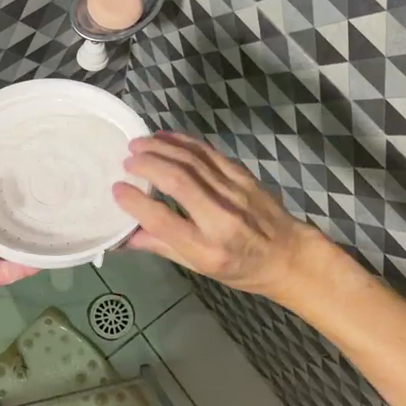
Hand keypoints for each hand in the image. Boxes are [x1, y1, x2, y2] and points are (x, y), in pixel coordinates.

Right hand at [111, 132, 323, 302]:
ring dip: (162, 148)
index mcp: (207, 249)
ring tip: (138, 144)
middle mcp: (221, 218)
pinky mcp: (243, 176)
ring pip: (193, 160)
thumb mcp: (200, 268)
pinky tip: (165, 137)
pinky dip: (184, 141)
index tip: (116, 188)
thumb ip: (161, 247)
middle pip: (179, 182)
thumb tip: (122, 238)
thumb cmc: (240, 268)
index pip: (164, 220)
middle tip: (126, 159)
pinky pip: (209, 152)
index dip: (136, 203)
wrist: (288, 255)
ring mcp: (235, 193)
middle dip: (148, 165)